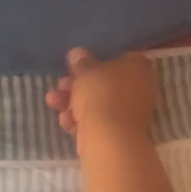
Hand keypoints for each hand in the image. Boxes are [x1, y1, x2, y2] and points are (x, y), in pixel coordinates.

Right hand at [44, 47, 159, 151]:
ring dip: (72, 102)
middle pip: (104, 83)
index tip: (77, 64)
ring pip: (96, 104)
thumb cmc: (101, 94)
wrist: (108, 138)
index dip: (96, 60)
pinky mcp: (116, 134)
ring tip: (52, 101)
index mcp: (138, 68)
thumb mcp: (86, 71)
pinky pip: (96, 122)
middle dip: (78, 84)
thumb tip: (78, 53)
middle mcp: (138, 89)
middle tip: (61, 85)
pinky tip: (65, 122)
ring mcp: (128, 114)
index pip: (119, 57)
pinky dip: (79, 120)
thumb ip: (81, 61)